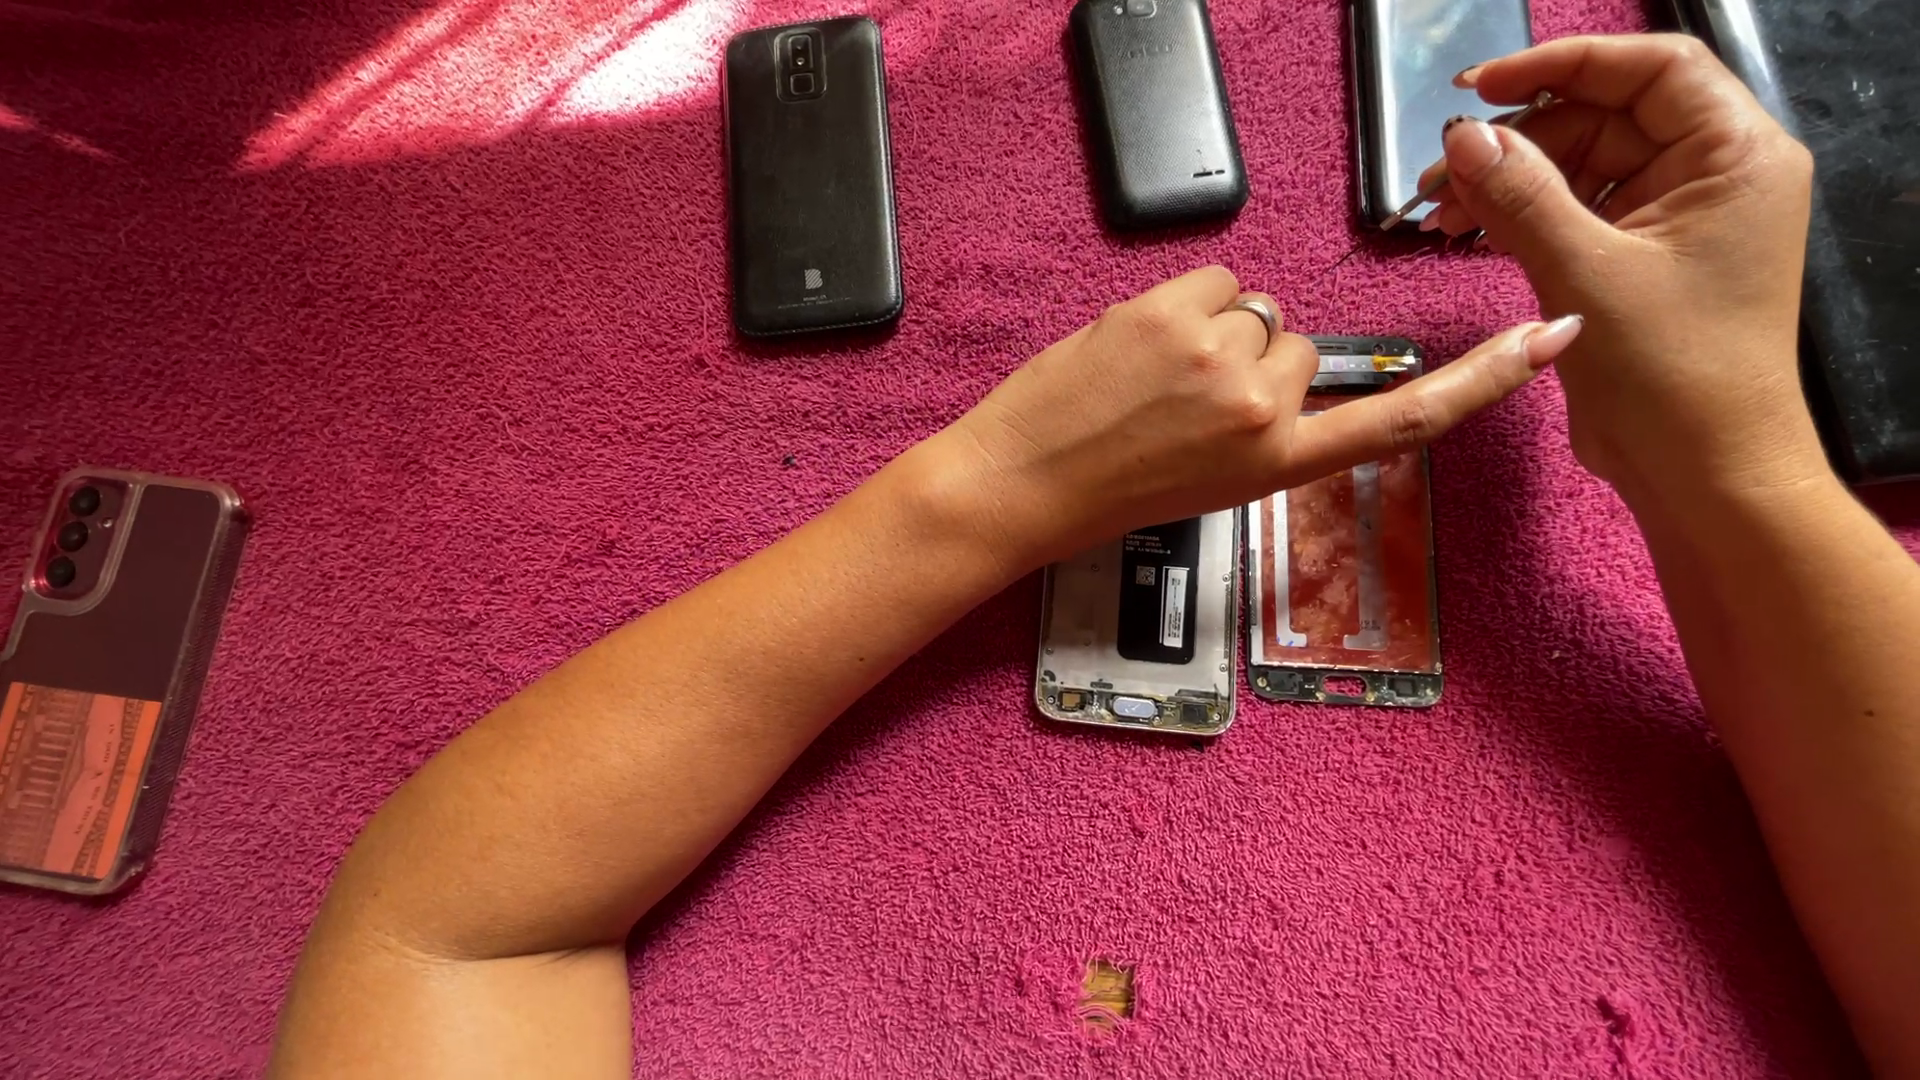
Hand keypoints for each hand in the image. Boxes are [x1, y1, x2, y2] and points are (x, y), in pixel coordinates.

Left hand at [931, 265, 1581, 568]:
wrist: (1024, 483)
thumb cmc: (1105, 494)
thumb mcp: (1205, 483)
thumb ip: (1258, 430)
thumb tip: (1274, 357)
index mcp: (1276, 465)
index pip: (1400, 420)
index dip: (1482, 381)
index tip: (1552, 337)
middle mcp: (1265, 407)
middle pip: (1297, 344)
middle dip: (1251, 359)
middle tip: (1184, 397)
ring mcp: (1223, 353)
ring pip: (1254, 308)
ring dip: (1215, 329)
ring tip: (1154, 376)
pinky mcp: (1176, 311)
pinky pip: (1212, 278)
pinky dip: (1185, 303)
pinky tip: (1141, 345)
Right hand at [1420, 34, 1828, 508]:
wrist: (1692, 459)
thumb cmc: (1664, 364)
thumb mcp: (1584, 270)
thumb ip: (1521, 195)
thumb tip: (1463, 136)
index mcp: (1730, 155)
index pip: (1649, 70)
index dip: (1561, 65)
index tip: (1476, 87)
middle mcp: (1703, 175)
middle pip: (1599, 123)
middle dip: (1512, 146)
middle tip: (1434, 181)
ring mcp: (1662, 221)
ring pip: (1573, 174)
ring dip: (1502, 189)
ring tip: (1435, 218)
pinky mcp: (1627, 262)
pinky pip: (1565, 219)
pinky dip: (1513, 224)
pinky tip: (1466, 235)